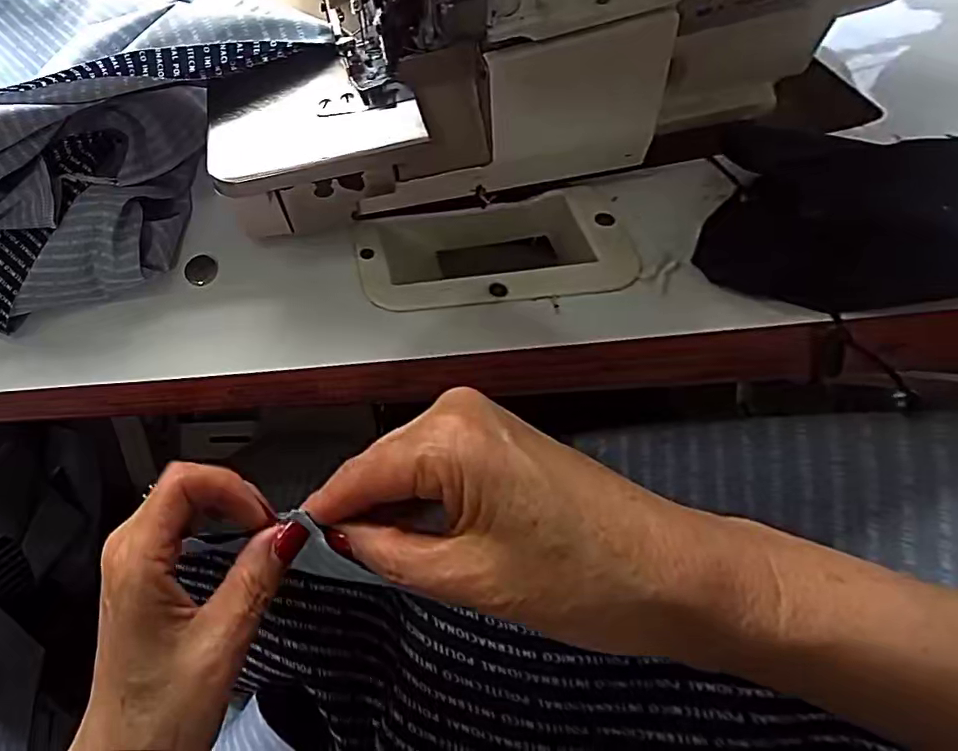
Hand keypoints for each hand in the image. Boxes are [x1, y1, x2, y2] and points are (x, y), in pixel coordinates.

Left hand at [72, 462, 306, 750]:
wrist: (124, 749)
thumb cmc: (157, 713)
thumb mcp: (220, 645)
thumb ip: (254, 581)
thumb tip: (283, 536)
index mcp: (135, 555)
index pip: (181, 480)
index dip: (230, 486)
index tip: (266, 514)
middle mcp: (123, 547)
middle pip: (177, 485)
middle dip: (228, 493)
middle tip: (269, 525)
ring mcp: (125, 558)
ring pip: (173, 502)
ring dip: (218, 507)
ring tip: (256, 533)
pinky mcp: (133, 572)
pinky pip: (169, 527)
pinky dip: (204, 525)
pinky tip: (229, 545)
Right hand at [303, 386, 735, 658]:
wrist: (693, 579)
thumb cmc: (599, 581)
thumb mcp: (471, 580)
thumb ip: (385, 554)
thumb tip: (343, 538)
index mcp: (447, 438)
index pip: (359, 472)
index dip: (328, 508)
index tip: (300, 531)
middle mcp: (454, 411)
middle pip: (378, 463)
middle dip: (362, 507)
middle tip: (347, 551)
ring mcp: (474, 415)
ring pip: (400, 461)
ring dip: (391, 502)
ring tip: (386, 546)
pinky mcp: (489, 429)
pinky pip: (429, 458)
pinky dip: (419, 492)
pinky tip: (419, 525)